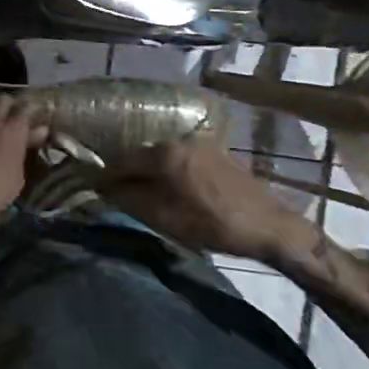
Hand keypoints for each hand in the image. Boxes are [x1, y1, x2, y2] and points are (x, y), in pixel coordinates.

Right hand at [101, 140, 314, 262]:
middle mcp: (180, 140)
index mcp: (164, 152)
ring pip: (162, 158)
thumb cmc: (213, 224)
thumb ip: (129, 199)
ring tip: (146, 194)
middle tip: (120, 194)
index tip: (96, 190)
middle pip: (142, 156)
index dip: (106, 177)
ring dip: (151, 174)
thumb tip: (104, 188)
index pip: (121, 161)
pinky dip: (171, 173)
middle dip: (129, 174)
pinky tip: (173, 190)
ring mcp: (201, 144)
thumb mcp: (163, 217)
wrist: (272, 228)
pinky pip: (181, 160)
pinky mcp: (218, 154)